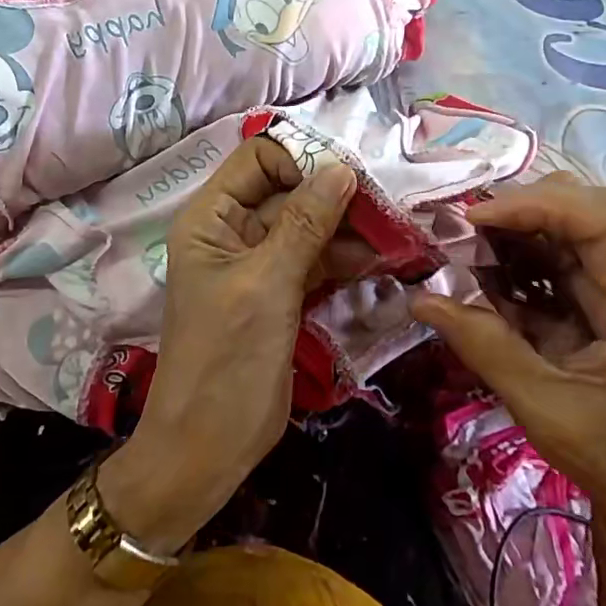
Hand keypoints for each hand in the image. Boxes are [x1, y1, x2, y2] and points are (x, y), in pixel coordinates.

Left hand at [98, 138, 356, 552]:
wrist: (207, 444)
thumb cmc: (227, 359)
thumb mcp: (266, 285)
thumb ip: (304, 224)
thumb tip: (341, 168)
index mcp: (210, 219)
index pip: (256, 161)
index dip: (301, 160)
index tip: (353, 176)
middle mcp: (230, 233)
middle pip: (286, 192)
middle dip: (335, 195)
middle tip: (391, 205)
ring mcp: (256, 265)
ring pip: (306, 228)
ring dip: (348, 228)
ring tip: (397, 233)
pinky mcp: (278, 295)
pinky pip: (313, 262)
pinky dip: (343, 259)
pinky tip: (382, 259)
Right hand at [410, 173, 605, 522]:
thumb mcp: (540, 406)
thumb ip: (484, 346)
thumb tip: (421, 299)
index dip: (541, 207)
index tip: (477, 219)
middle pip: (598, 210)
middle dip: (527, 207)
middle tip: (469, 228)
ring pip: (579, 223)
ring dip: (520, 225)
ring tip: (471, 244)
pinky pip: (564, 252)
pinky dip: (521, 249)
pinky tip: (489, 266)